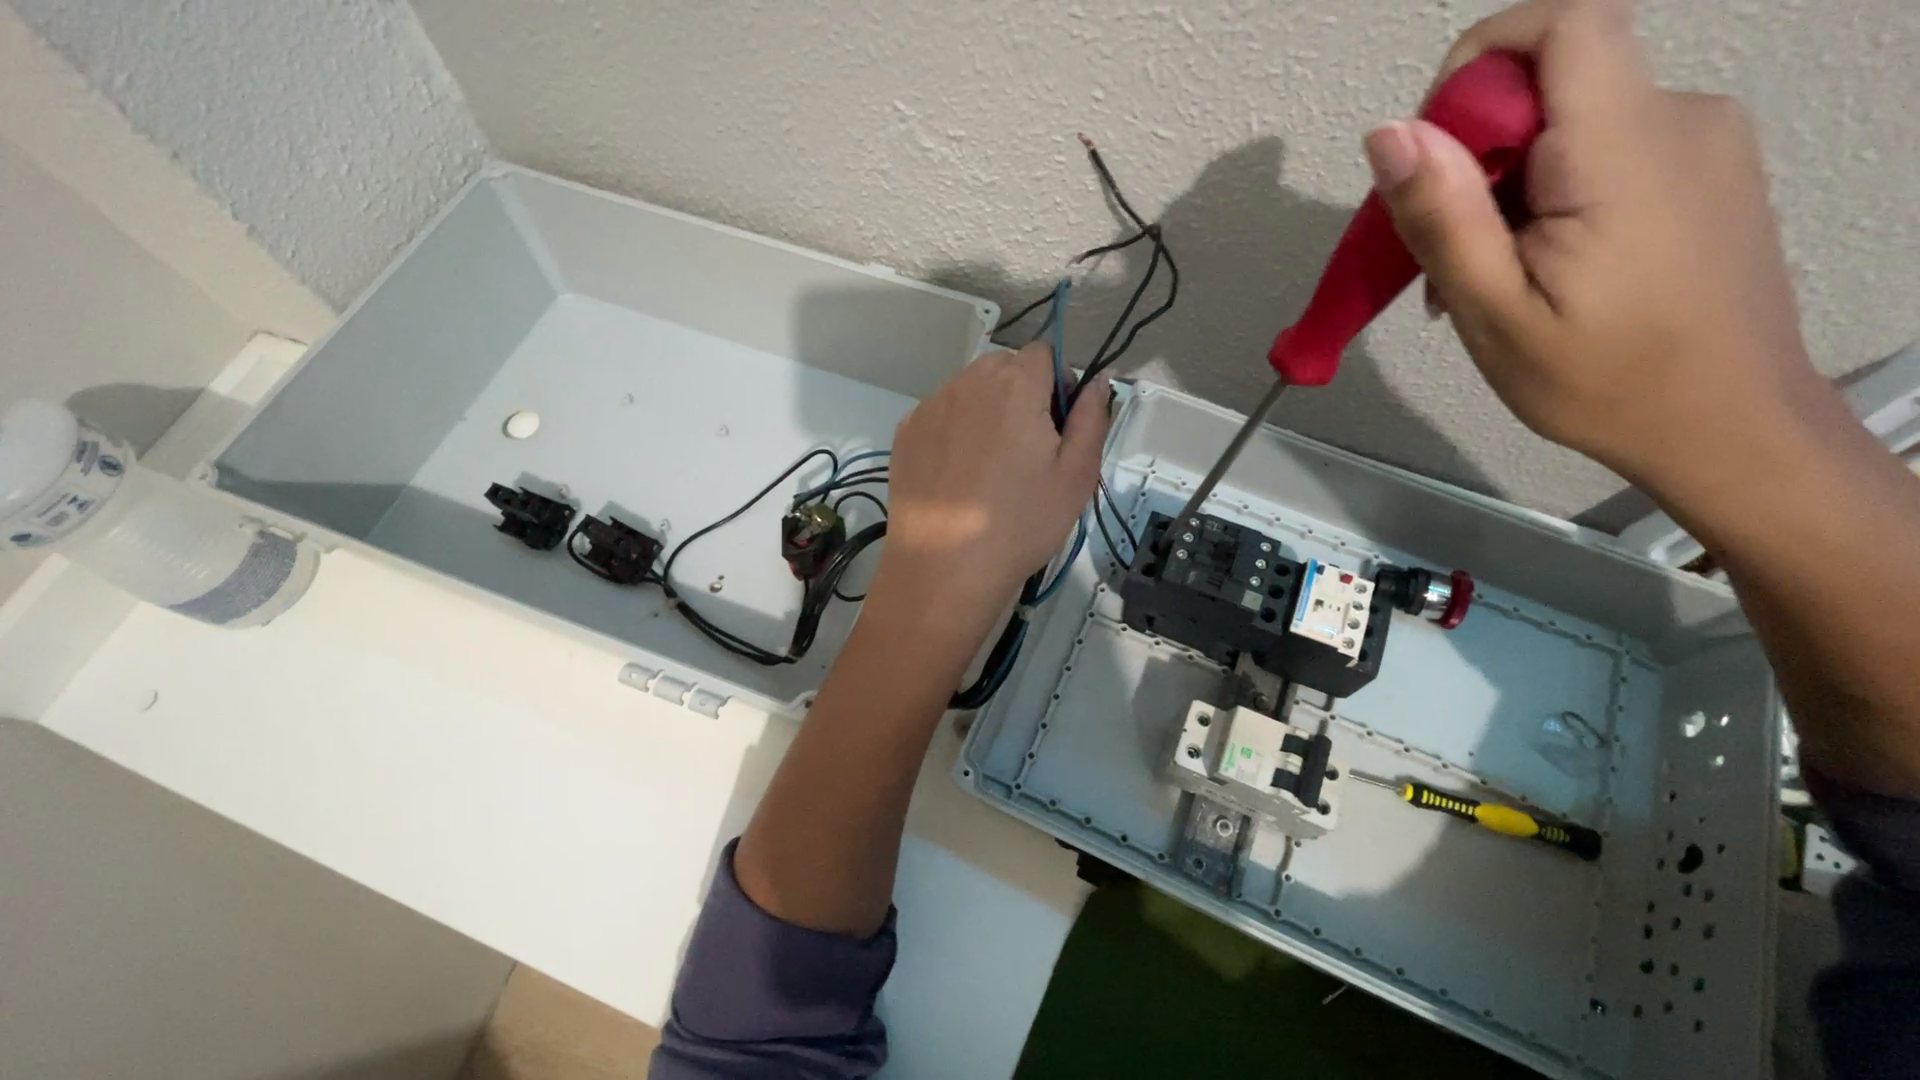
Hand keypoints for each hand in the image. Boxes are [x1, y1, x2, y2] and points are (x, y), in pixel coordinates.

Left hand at [874, 344, 1108, 628]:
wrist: (945, 569)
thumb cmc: (1021, 524)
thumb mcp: (1077, 475)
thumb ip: (1092, 417)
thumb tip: (1098, 381)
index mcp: (1015, 385)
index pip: (1044, 353)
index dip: (1058, 384)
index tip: (1059, 428)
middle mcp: (967, 383)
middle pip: (1005, 368)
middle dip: (1023, 396)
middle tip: (1029, 454)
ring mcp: (930, 407)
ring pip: (970, 392)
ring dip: (987, 413)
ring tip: (991, 470)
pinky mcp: (905, 433)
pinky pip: (941, 417)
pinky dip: (955, 434)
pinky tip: (959, 479)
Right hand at [1366, 0, 1826, 496]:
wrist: (1727, 424)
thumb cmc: (1603, 381)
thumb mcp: (1496, 311)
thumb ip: (1444, 215)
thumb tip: (1388, 133)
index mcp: (1623, 149)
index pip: (1563, 25)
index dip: (1483, 59)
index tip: (1435, 146)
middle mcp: (1680, 118)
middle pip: (1554, 82)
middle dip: (1477, 152)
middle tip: (1447, 251)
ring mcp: (1704, 140)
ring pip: (1574, 122)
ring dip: (1509, 184)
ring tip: (1492, 277)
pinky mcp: (1707, 168)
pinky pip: (1608, 149)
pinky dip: (1553, 193)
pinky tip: (1541, 268)